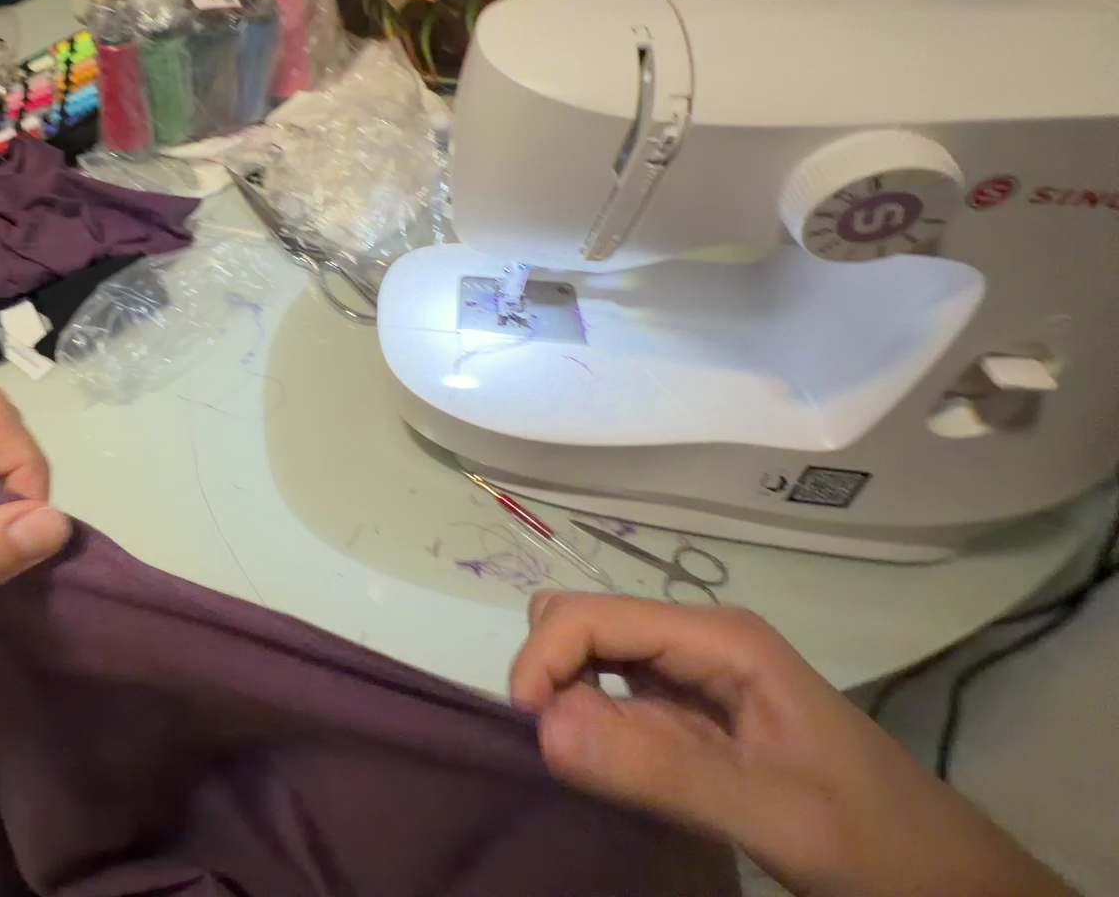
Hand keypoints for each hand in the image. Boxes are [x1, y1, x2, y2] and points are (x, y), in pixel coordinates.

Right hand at [510, 591, 1074, 896]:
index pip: (588, 615)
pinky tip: (610, 758)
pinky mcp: (685, 702)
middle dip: (549, 670)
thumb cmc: (876, 843)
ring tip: (588, 757)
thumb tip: (541, 728)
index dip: (542, 659)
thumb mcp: (771, 815)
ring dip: (565, 693)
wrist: (955, 885)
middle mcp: (696, 636)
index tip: (529, 728)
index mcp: (718, 637)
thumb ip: (656, 770)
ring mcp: (690, 667)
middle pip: (580, 619)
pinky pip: (608, 688)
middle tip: (557, 742)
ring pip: (587, 649)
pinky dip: (586, 716)